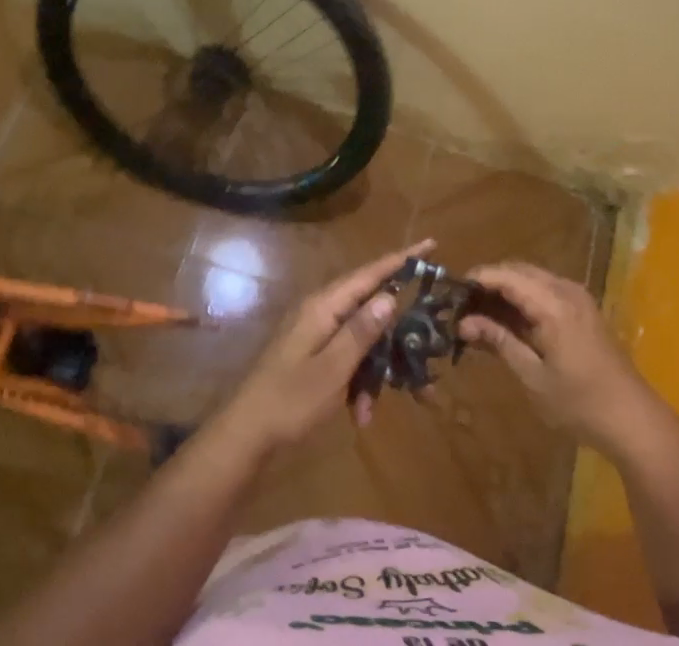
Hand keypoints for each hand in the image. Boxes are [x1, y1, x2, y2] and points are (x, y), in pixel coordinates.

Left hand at [212, 240, 431, 453]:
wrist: (246, 435)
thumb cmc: (290, 400)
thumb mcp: (334, 368)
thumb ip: (362, 330)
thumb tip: (391, 295)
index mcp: (323, 307)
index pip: (370, 274)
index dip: (402, 259)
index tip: (432, 243)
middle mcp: (320, 312)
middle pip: (371, 307)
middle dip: (398, 334)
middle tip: (427, 349)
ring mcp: (315, 334)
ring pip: (363, 340)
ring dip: (377, 371)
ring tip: (382, 404)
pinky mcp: (313, 355)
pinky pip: (348, 359)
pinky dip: (358, 383)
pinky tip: (361, 414)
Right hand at [457, 261, 656, 450]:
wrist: (632, 419)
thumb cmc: (579, 403)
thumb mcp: (532, 376)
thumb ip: (499, 342)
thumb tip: (464, 322)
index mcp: (553, 304)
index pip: (506, 276)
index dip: (477, 279)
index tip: (450, 294)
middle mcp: (566, 291)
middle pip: (519, 271)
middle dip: (489, 284)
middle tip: (461, 308)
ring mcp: (578, 299)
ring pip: (533, 280)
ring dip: (506, 291)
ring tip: (478, 317)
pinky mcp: (584, 311)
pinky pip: (546, 292)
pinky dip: (524, 300)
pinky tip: (507, 324)